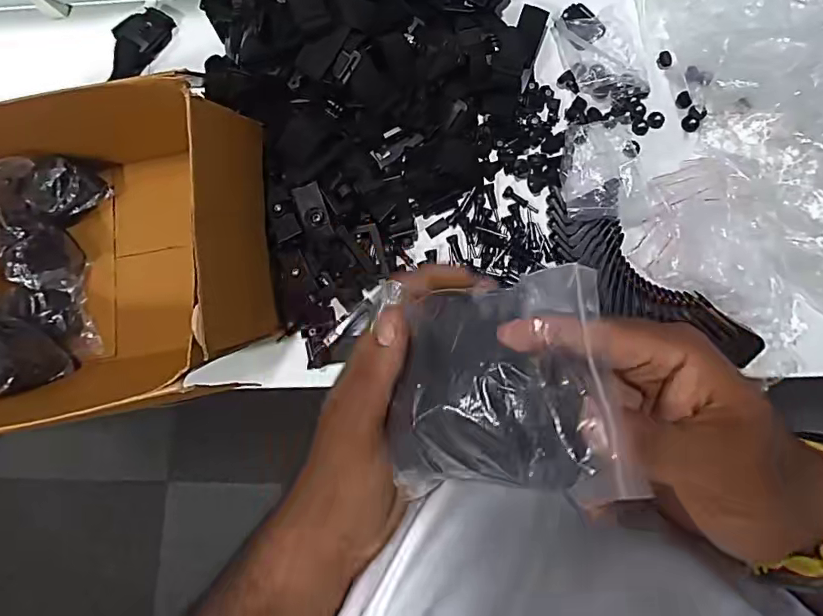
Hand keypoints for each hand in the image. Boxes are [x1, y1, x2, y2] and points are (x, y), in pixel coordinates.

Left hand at [217, 265, 480, 614]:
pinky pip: (436, 384)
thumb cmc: (335, 488)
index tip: (464, 279)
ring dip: (454, 328)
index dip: (428, 281)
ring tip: (490, 327)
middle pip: (414, 317)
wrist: (332, 543)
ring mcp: (398, 398)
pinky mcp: (413, 424)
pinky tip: (480, 376)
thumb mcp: (358, 424)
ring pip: (427, 347)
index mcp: (367, 363)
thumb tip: (393, 316)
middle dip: (448, 298)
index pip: (395, 301)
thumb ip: (374, 372)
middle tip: (487, 298)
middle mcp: (382, 373)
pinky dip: (457, 369)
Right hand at [499, 317, 822, 568]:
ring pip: (593, 399)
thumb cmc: (761, 484)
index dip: (558, 332)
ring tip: (538, 436)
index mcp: (676, 355)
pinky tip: (588, 489)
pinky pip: (606, 434)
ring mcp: (650, 401)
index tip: (512, 333)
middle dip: (556, 375)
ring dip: (571, 423)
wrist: (798, 529)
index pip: (607, 335)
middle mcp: (657, 368)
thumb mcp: (704, 462)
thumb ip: (639, 438)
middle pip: (593, 361)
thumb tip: (582, 418)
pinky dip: (592, 458)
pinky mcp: (646, 432)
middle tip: (509, 384)